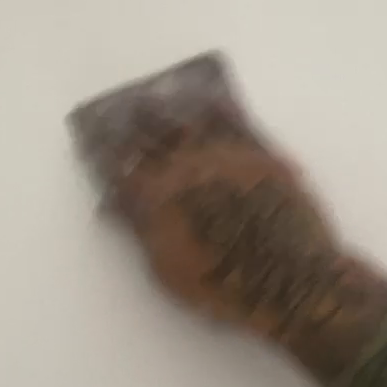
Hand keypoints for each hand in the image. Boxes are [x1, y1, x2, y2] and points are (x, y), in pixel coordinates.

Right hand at [68, 52, 343, 338]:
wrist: (289, 283)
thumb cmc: (219, 286)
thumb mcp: (165, 270)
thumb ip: (142, 231)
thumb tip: (118, 206)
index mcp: (157, 198)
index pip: (121, 168)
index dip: (107, 156)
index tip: (97, 144)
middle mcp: (187, 167)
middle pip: (153, 137)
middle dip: (135, 125)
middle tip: (125, 111)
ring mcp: (227, 157)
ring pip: (192, 122)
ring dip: (172, 111)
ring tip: (159, 100)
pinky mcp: (263, 156)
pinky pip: (237, 122)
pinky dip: (220, 110)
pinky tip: (212, 102)